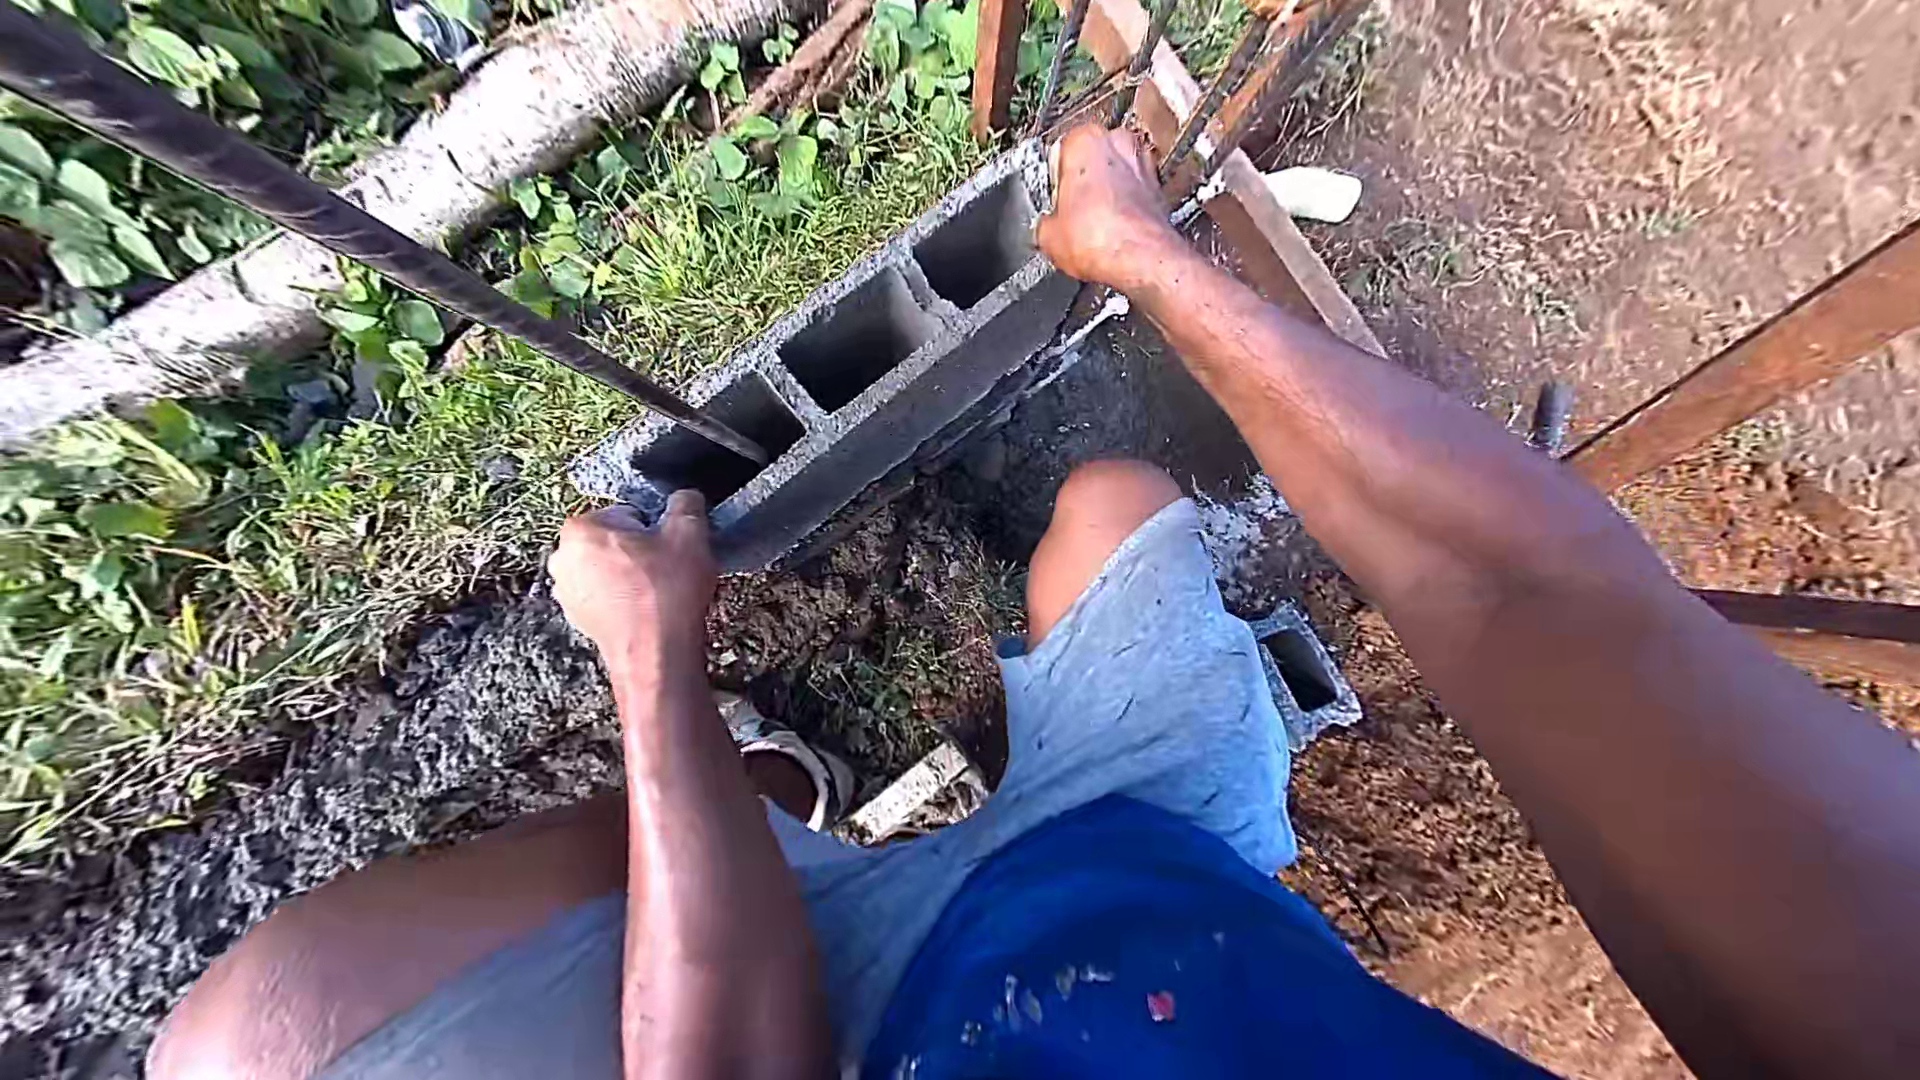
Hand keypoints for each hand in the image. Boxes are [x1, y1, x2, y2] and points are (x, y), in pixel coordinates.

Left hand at [548, 491, 716, 672]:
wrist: (656, 653)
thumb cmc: (666, 594)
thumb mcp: (690, 534)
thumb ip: (686, 503)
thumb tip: (685, 497)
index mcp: (581, 528)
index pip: (630, 513)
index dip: (658, 529)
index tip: (671, 548)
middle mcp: (563, 557)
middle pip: (618, 540)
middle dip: (644, 551)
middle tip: (669, 569)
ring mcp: (567, 591)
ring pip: (613, 568)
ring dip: (636, 575)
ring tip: (662, 592)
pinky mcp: (579, 617)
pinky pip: (609, 594)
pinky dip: (628, 598)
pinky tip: (650, 609)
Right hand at [1035, 123, 1185, 290]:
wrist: (1142, 260)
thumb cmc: (1101, 239)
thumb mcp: (1048, 237)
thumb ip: (1043, 224)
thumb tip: (1045, 229)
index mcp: (1084, 139)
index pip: (1059, 153)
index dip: (1053, 184)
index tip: (1051, 202)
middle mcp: (1117, 142)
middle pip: (1090, 163)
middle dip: (1082, 187)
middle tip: (1071, 218)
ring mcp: (1143, 163)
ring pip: (1115, 177)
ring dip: (1105, 197)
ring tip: (1093, 230)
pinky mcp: (1158, 188)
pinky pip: (1133, 196)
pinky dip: (1124, 211)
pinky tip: (1113, 235)